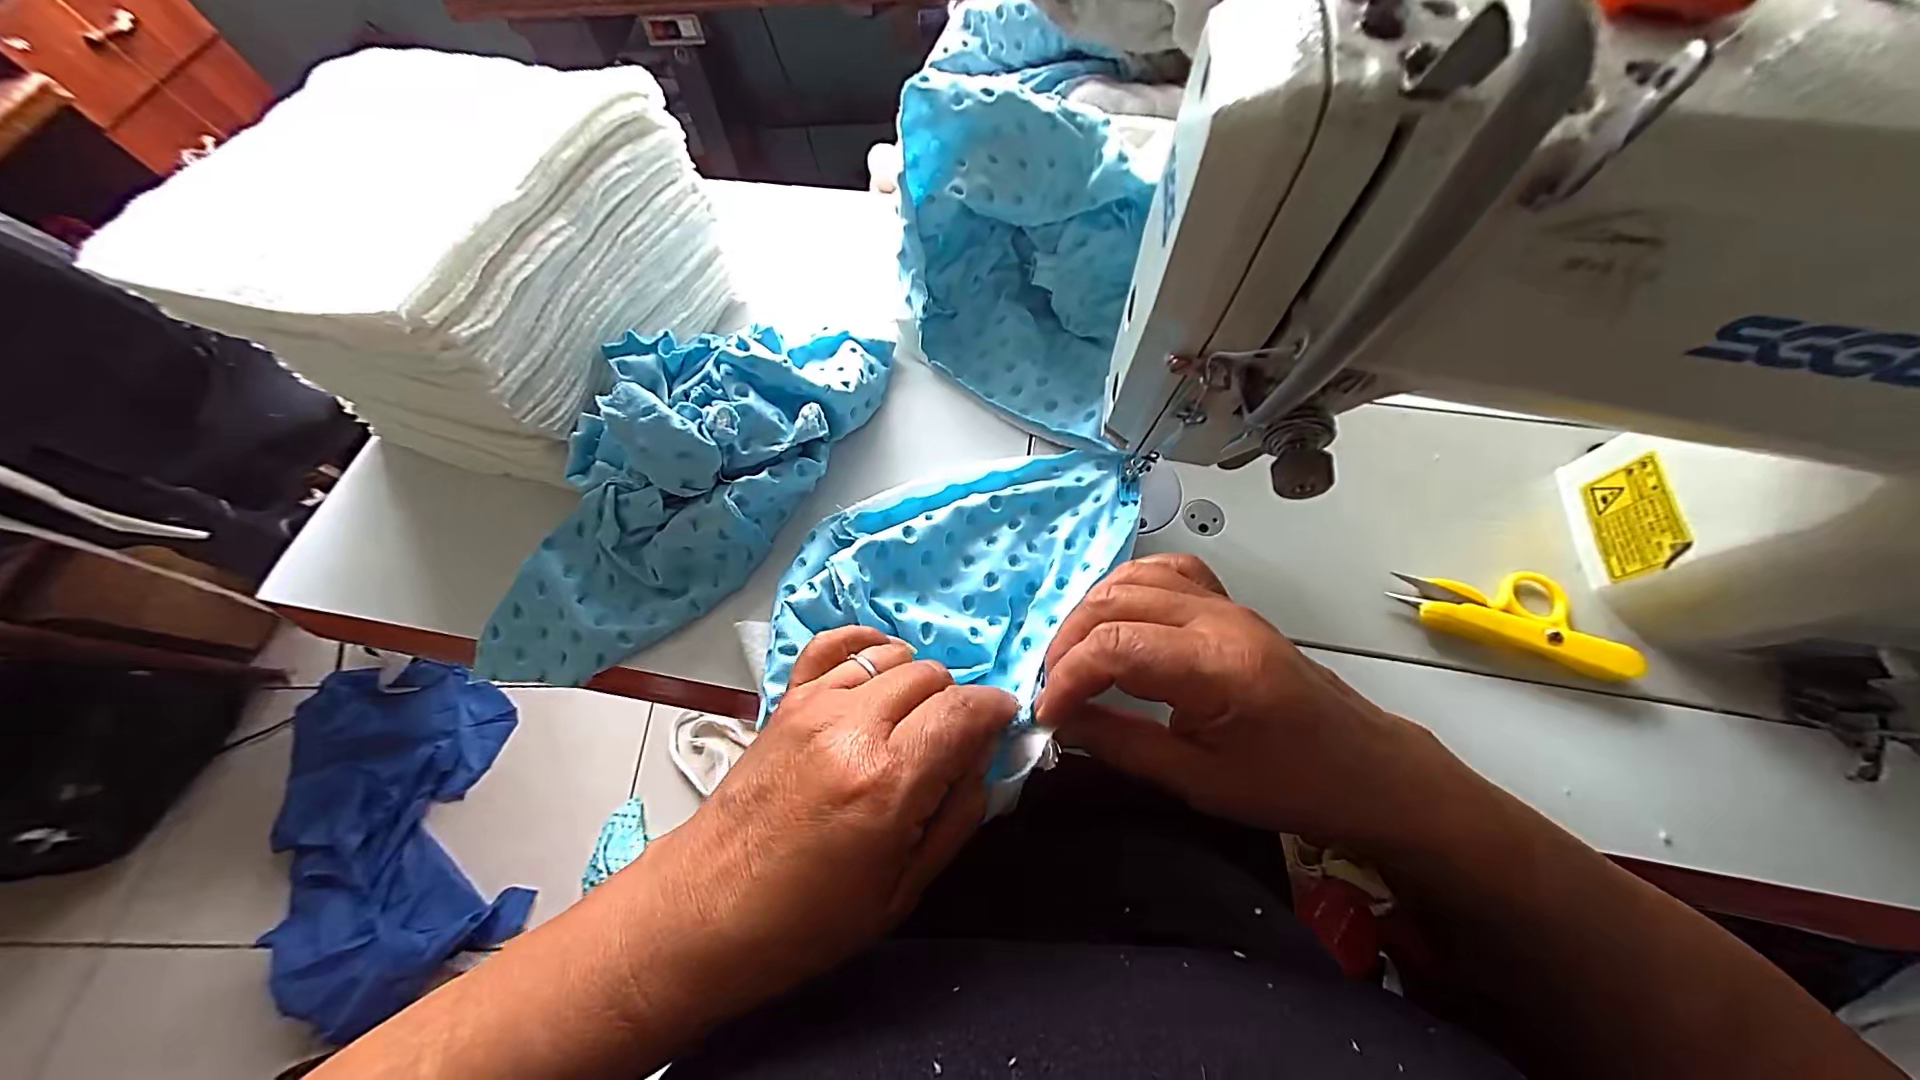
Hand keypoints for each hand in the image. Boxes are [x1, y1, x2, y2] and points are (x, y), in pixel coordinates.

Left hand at [636, 625, 1015, 1011]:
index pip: (965, 710)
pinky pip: (836, 645)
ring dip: (919, 681)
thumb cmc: (808, 920)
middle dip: (957, 702)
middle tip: (953, 740)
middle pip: (934, 677)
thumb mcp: (904, 889)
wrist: (705, 910)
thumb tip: (983, 758)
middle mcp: (854, 726)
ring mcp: (815, 705)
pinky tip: (879, 670)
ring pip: (894, 657)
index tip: (1003, 721)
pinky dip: (868, 647)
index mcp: (888, 779)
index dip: (995, 709)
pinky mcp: (787, 701)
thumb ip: (958, 814)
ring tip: (914, 718)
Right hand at [1035, 553, 1464, 849]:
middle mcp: (1218, 619)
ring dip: (1090, 613)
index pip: (1114, 646)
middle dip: (1068, 644)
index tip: (1048, 713)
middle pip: (1114, 603)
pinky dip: (1126, 589)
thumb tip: (1061, 723)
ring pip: (1134, 578)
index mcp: (1216, 666)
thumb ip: (1119, 744)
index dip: (1066, 678)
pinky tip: (1114, 618)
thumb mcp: (1197, 781)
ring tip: (1073, 657)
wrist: (1367, 769)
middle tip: (1054, 689)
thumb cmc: (1292, 785)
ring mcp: (1225, 605)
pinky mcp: (1228, 605)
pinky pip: (1165, 573)